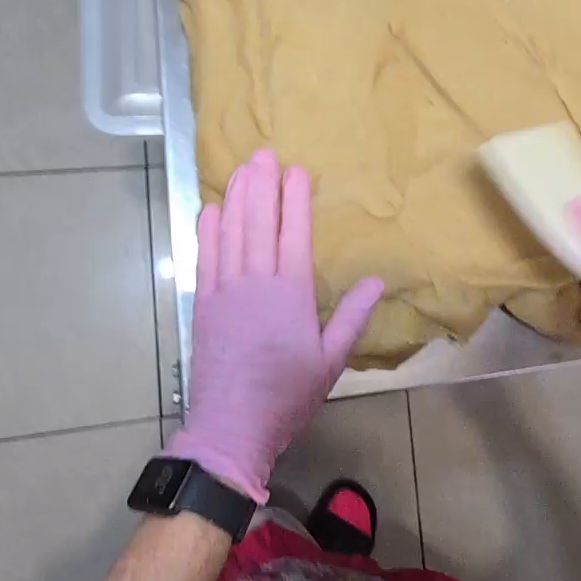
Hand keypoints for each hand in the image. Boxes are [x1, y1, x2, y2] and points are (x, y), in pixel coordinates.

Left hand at [165, 149, 383, 502]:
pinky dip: (207, 230)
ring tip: (241, 168)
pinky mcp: (203, 304)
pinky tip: (211, 209)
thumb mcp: (332, 360)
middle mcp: (256, 282)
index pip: (293, 232)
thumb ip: (352, 317)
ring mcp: (224, 290)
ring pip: (230, 232)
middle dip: (261, 185)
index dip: (295, 198)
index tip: (296, 170)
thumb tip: (377, 280)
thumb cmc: (288, 395)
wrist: (231, 427)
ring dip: (236, 197)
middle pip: (258, 222)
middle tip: (263, 153)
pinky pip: (205, 257)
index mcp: (291, 293)